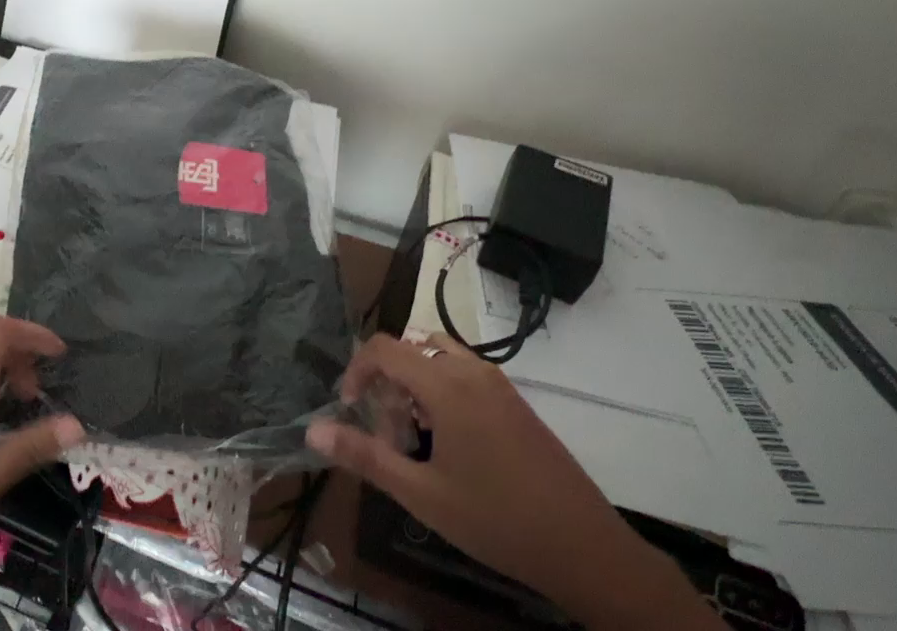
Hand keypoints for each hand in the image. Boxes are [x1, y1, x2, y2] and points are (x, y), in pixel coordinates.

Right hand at [307, 335, 725, 630]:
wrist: (584, 547)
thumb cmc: (494, 519)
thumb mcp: (420, 494)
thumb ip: (364, 456)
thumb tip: (312, 431)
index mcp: (447, 386)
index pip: (385, 348)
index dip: (356, 371)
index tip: (350, 409)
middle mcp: (473, 372)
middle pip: (411, 352)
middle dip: (387, 386)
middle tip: (388, 439)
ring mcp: (499, 385)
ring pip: (438, 360)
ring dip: (414, 388)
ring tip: (414, 441)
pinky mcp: (516, 402)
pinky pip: (464, 375)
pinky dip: (441, 394)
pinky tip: (448, 447)